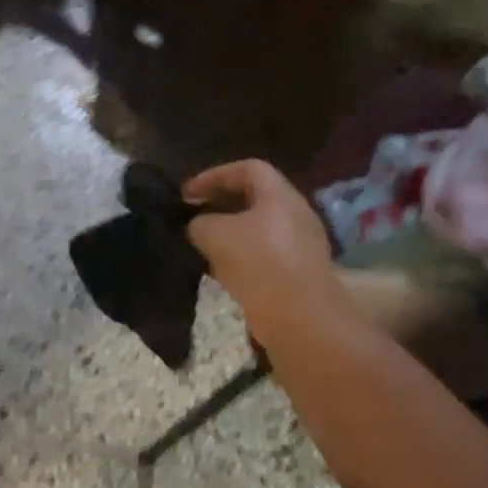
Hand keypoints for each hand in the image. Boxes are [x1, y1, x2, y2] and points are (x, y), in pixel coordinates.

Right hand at [183, 159, 351, 350]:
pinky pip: (264, 254)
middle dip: (219, 204)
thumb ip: (198, 222)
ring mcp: (301, 245)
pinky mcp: (299, 273)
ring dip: (229, 233)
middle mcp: (296, 214)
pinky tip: (219, 271)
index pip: (248, 169)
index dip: (214, 176)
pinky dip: (240, 256)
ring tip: (201, 245)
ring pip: (258, 228)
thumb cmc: (257, 263)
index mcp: (280, 196)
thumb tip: (198, 227)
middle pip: (254, 198)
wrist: (300, 318)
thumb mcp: (213, 234)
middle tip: (192, 217)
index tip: (187, 194)